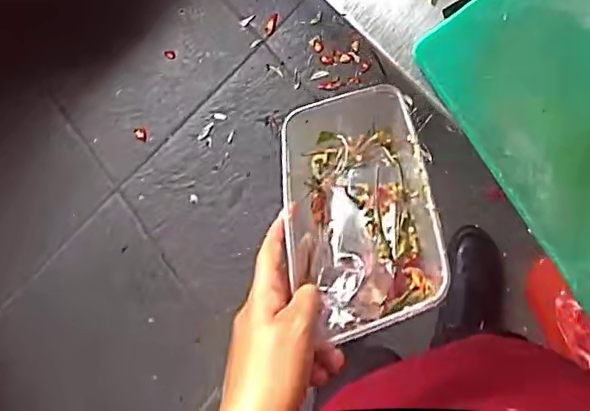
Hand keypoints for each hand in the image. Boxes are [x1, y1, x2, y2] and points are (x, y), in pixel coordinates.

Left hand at [221, 211, 343, 410]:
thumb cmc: (266, 379)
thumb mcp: (298, 325)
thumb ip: (310, 297)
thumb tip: (313, 291)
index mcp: (260, 299)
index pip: (269, 251)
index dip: (280, 227)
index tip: (289, 210)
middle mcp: (257, 318)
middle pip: (292, 291)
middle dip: (317, 302)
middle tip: (332, 305)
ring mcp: (261, 344)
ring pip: (299, 324)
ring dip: (320, 337)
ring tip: (329, 354)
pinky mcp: (268, 368)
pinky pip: (297, 349)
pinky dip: (314, 357)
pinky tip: (320, 370)